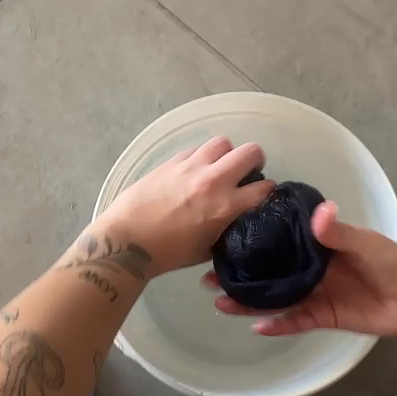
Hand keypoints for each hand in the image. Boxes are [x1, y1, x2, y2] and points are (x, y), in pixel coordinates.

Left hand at [95, 136, 276, 273]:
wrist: (128, 241)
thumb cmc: (168, 253)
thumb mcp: (207, 249)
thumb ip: (228, 229)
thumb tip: (236, 218)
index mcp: (226, 206)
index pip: (264, 188)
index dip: (268, 192)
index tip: (262, 195)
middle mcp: (213, 180)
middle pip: (250, 152)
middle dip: (255, 161)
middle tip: (247, 173)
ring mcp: (191, 167)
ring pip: (223, 143)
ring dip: (226, 154)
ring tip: (219, 167)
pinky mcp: (171, 161)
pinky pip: (196, 149)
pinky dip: (201, 157)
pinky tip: (194, 171)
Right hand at [204, 201, 396, 348]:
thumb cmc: (391, 261)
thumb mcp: (364, 241)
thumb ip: (338, 231)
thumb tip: (318, 214)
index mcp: (316, 244)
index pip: (276, 240)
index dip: (250, 239)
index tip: (222, 238)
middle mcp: (309, 268)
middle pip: (267, 271)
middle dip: (240, 273)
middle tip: (208, 274)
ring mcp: (314, 294)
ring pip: (274, 298)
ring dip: (249, 301)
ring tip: (220, 300)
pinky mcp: (322, 317)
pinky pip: (294, 321)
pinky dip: (277, 325)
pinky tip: (254, 325)